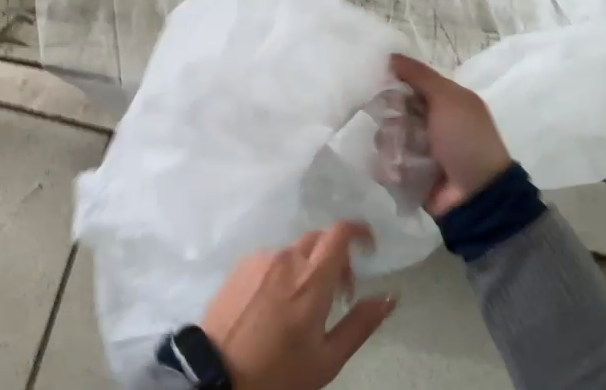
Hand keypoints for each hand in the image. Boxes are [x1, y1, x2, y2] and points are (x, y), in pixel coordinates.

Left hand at [200, 222, 395, 389]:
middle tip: (337, 293)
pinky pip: (270, 259)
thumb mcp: (326, 359)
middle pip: (320, 240)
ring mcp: (260, 260)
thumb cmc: (278, 372)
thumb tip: (390, 295)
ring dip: (307, 267)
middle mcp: (286, 258)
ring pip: (294, 251)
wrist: (215, 376)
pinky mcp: (239, 267)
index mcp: (312, 278)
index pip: (340, 232)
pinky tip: (275, 304)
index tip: (369, 247)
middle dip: (336, 258)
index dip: (359, 230)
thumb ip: (361, 323)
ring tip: (303, 304)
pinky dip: (282, 273)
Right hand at [390, 54, 511, 216]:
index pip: (407, 82)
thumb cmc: (465, 139)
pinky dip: (388, 165)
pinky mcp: (406, 173)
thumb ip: (419, 75)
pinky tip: (397, 169)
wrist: (475, 195)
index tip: (377, 81)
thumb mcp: (448, 98)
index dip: (393, 80)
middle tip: (398, 122)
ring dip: (391, 141)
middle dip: (390, 114)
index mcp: (443, 100)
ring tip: (403, 152)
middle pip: (392, 107)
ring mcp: (416, 148)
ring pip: (386, 134)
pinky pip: (385, 162)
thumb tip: (390, 55)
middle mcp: (428, 121)